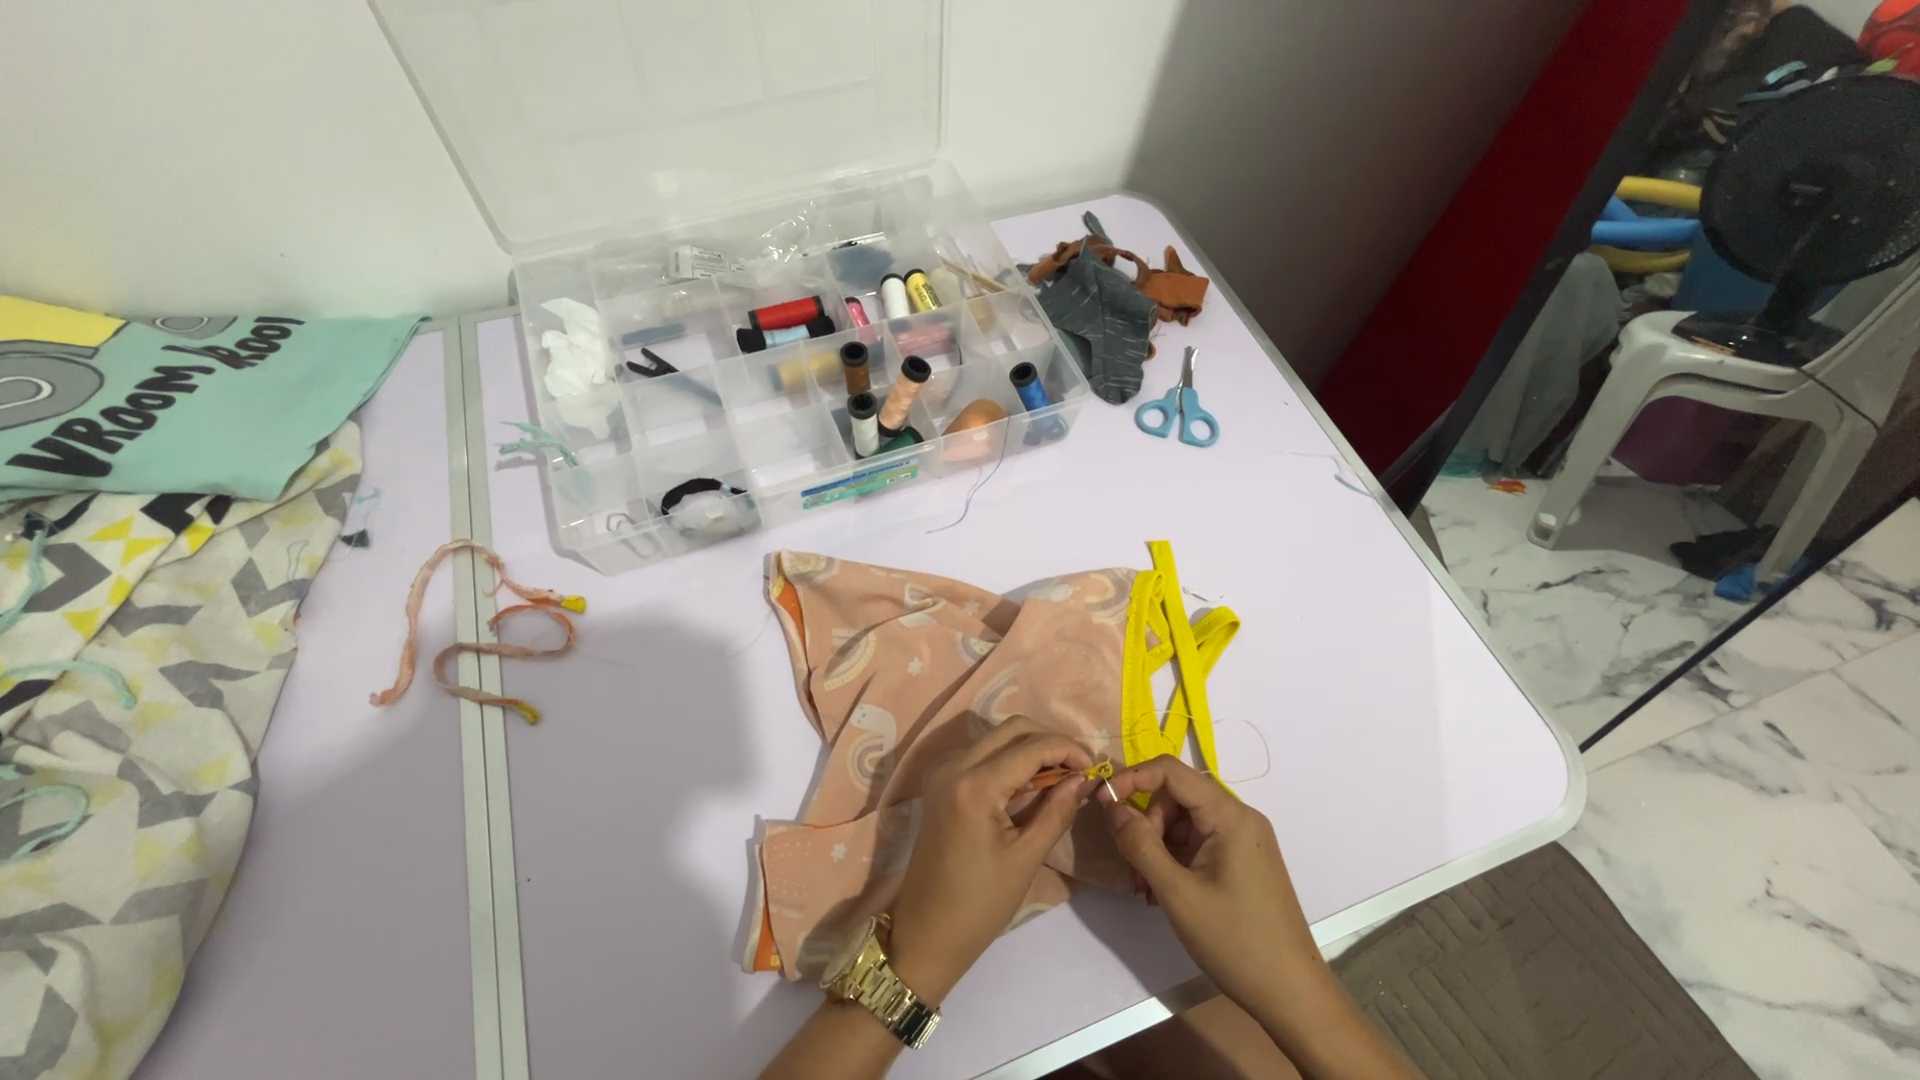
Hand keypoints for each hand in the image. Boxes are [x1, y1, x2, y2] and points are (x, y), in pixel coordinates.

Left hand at [887, 715, 1095, 1002]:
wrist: (925, 932)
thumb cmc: (979, 904)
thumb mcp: (1026, 858)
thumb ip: (1057, 810)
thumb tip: (1083, 778)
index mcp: (974, 785)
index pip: (1031, 746)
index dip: (1069, 750)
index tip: (1096, 768)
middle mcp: (953, 765)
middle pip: (1012, 728)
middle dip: (1050, 741)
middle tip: (1080, 769)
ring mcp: (942, 771)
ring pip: (996, 736)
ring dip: (1030, 747)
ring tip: (1062, 776)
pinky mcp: (940, 781)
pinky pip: (981, 753)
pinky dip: (1010, 758)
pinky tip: (1031, 782)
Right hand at [1098, 755, 1325, 1017]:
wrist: (1292, 994)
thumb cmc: (1235, 941)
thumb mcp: (1177, 893)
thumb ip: (1140, 844)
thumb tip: (1111, 804)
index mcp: (1229, 816)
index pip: (1171, 771)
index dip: (1132, 778)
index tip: (1101, 803)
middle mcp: (1239, 818)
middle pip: (1176, 797)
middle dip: (1145, 823)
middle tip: (1132, 867)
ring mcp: (1242, 840)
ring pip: (1183, 822)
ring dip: (1156, 845)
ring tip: (1146, 888)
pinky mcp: (1241, 860)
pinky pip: (1197, 842)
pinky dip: (1173, 859)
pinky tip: (1164, 892)